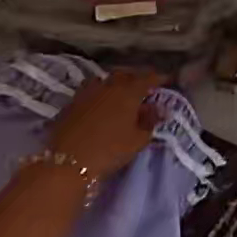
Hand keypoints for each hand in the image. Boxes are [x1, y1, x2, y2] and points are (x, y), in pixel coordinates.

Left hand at [45, 69, 163, 179]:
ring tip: (122, 94)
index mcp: (129, 91)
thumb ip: (150, 120)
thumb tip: (158, 109)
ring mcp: (87, 92)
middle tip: (145, 88)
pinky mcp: (71, 103)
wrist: (67, 162)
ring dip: (116, 84)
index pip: (148, 78)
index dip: (160, 78)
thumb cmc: (110, 149)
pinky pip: (91, 91)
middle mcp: (108, 86)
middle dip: (137, 79)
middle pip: (125, 75)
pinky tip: (102, 104)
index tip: (168, 80)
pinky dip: (100, 93)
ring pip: (106, 80)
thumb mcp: (138, 139)